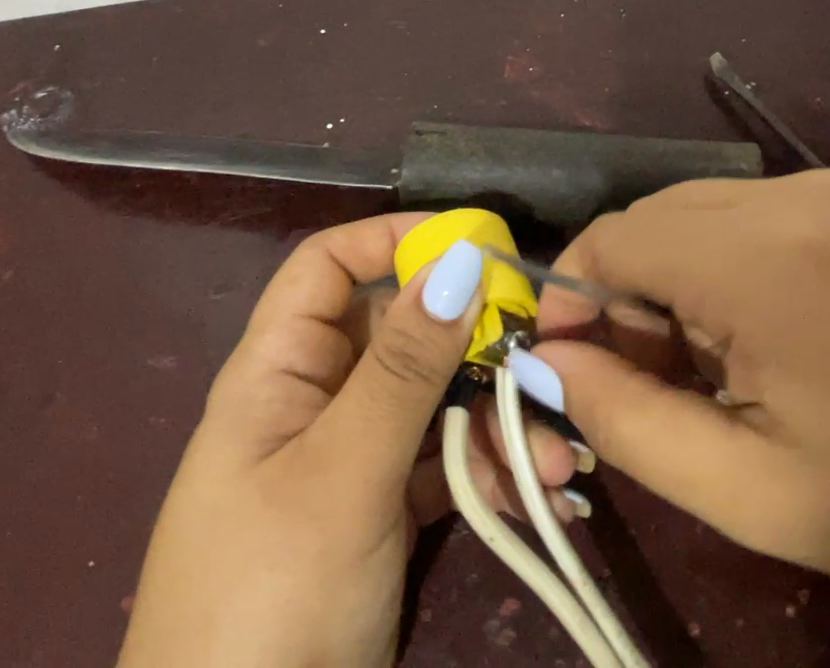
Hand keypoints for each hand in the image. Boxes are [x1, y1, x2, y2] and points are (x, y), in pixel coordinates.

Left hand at [119, 214, 585, 667]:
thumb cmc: (272, 591)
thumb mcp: (342, 473)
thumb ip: (405, 369)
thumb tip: (460, 261)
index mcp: (279, 369)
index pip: (329, 266)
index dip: (396, 239)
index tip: (480, 244)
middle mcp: (318, 399)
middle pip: (403, 334)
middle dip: (477, 345)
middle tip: (550, 359)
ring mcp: (355, 457)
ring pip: (436, 403)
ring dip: (499, 420)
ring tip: (557, 459)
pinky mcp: (385, 510)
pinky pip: (446, 464)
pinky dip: (491, 471)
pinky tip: (545, 494)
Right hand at [522, 170, 829, 604]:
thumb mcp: (755, 494)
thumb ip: (629, 422)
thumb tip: (552, 364)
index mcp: (760, 261)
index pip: (610, 239)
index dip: (569, 298)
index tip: (576, 370)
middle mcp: (791, 197)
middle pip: (650, 220)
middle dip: (622, 295)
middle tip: (653, 383)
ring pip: (698, 214)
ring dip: (674, 281)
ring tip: (718, 368)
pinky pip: (753, 217)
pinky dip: (726, 265)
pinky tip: (773, 335)